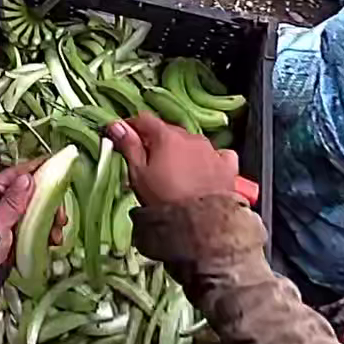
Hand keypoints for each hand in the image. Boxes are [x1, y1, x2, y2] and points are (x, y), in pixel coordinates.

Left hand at [0, 159, 62, 265]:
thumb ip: (11, 201)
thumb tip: (27, 179)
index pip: (15, 174)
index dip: (35, 168)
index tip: (54, 164)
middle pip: (29, 192)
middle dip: (48, 201)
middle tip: (60, 215)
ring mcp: (6, 221)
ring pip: (35, 211)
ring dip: (50, 219)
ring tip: (57, 233)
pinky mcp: (13, 237)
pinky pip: (34, 228)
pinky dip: (46, 232)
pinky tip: (52, 241)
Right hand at [106, 113, 242, 207]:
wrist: (203, 224)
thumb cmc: (164, 198)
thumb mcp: (138, 174)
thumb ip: (129, 146)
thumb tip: (116, 124)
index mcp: (166, 136)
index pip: (144, 119)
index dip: (132, 125)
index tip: (125, 135)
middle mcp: (191, 137)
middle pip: (169, 130)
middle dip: (156, 139)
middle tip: (148, 158)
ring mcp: (211, 151)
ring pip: (192, 142)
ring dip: (181, 149)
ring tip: (175, 169)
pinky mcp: (227, 166)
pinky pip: (218, 154)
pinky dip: (209, 158)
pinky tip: (205, 168)